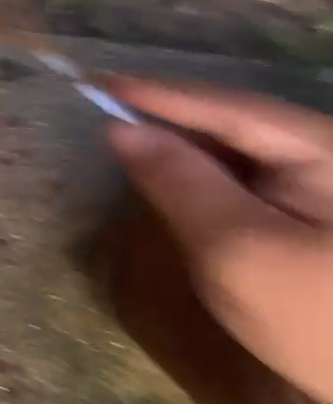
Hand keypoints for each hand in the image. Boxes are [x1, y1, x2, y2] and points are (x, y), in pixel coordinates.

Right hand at [106, 76, 332, 403]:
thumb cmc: (319, 320)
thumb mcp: (234, 248)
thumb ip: (177, 181)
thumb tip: (123, 129)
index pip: (237, 109)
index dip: (162, 94)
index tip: (94, 83)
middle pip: (249, 123)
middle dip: (176, 114)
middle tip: (105, 109)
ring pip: (256, 149)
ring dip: (193, 142)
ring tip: (134, 135)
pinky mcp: (330, 222)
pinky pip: (267, 177)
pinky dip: (216, 170)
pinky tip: (185, 174)